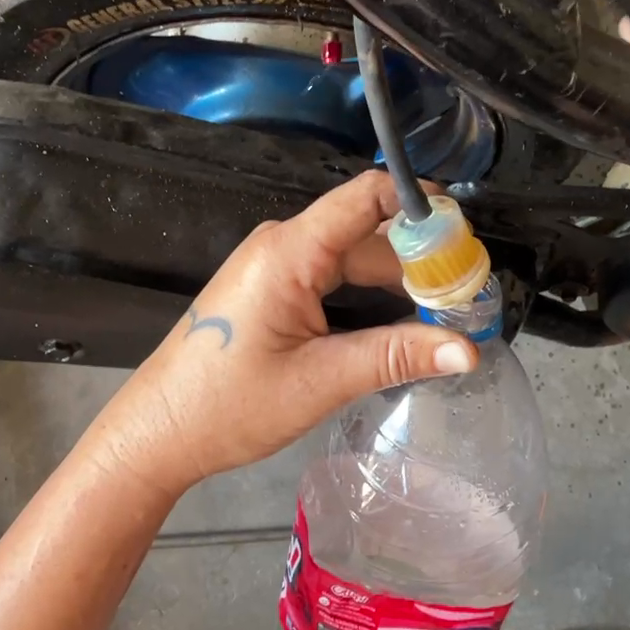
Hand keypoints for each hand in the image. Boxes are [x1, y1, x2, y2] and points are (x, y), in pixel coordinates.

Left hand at [80, 171, 478, 496]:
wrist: (158, 434)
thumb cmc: (229, 406)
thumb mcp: (320, 381)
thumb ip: (396, 356)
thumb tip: (469, 350)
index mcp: (289, 251)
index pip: (366, 196)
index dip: (421, 204)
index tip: (467, 237)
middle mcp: (283, 244)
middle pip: (368, 232)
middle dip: (422, 257)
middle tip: (471, 295)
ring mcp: (276, 266)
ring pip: (354, 258)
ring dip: (399, 281)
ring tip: (450, 312)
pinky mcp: (273, 289)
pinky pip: (333, 277)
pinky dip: (371, 295)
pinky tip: (404, 322)